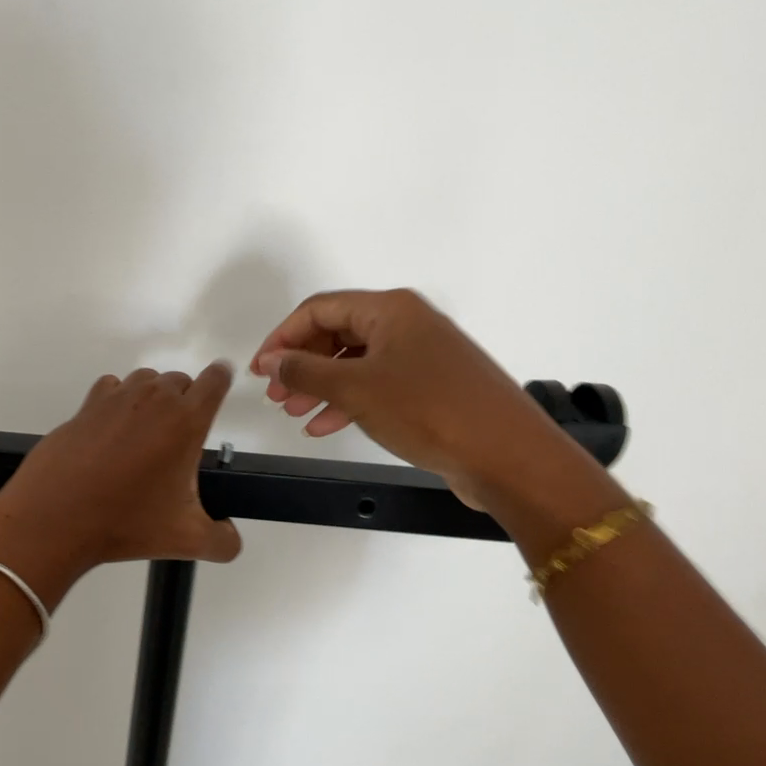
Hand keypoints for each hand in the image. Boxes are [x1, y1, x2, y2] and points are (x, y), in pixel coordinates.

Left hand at [0, 363, 242, 607]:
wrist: (55, 517)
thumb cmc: (126, 522)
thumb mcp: (186, 540)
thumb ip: (223, 541)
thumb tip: (229, 536)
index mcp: (185, 421)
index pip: (215, 380)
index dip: (222, 380)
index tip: (220, 389)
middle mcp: (152, 399)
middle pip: (180, 380)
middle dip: (185, 399)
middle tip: (179, 437)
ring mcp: (115, 399)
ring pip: (145, 381)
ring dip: (152, 398)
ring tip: (146, 435)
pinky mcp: (84, 407)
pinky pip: (111, 388)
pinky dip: (118, 401)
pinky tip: (112, 431)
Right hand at [249, 289, 587, 511]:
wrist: (505, 455)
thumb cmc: (427, 410)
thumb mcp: (356, 388)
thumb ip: (306, 371)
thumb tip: (273, 360)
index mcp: (390, 310)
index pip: (319, 310)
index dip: (282, 337)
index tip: (259, 369)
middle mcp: (407, 324)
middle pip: (337, 334)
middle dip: (301, 363)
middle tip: (276, 394)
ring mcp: (422, 356)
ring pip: (355, 363)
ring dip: (321, 385)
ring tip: (294, 412)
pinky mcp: (431, 387)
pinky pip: (376, 385)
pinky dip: (348, 401)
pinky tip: (325, 425)